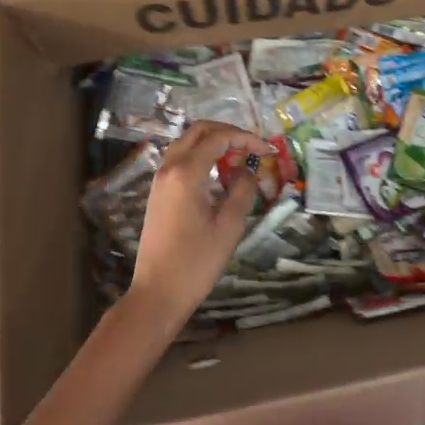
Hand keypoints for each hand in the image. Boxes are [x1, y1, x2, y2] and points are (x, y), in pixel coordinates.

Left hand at [127, 121, 270, 329]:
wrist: (157, 293)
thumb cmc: (196, 263)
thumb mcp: (229, 227)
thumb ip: (242, 191)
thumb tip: (247, 171)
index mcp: (187, 173)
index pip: (219, 138)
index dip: (246, 138)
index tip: (267, 151)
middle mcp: (169, 168)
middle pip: (199, 131)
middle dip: (228, 132)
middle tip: (252, 147)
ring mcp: (160, 179)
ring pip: (187, 142)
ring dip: (213, 142)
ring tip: (238, 158)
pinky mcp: (158, 192)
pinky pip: (180, 158)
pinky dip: (200, 155)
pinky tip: (218, 174)